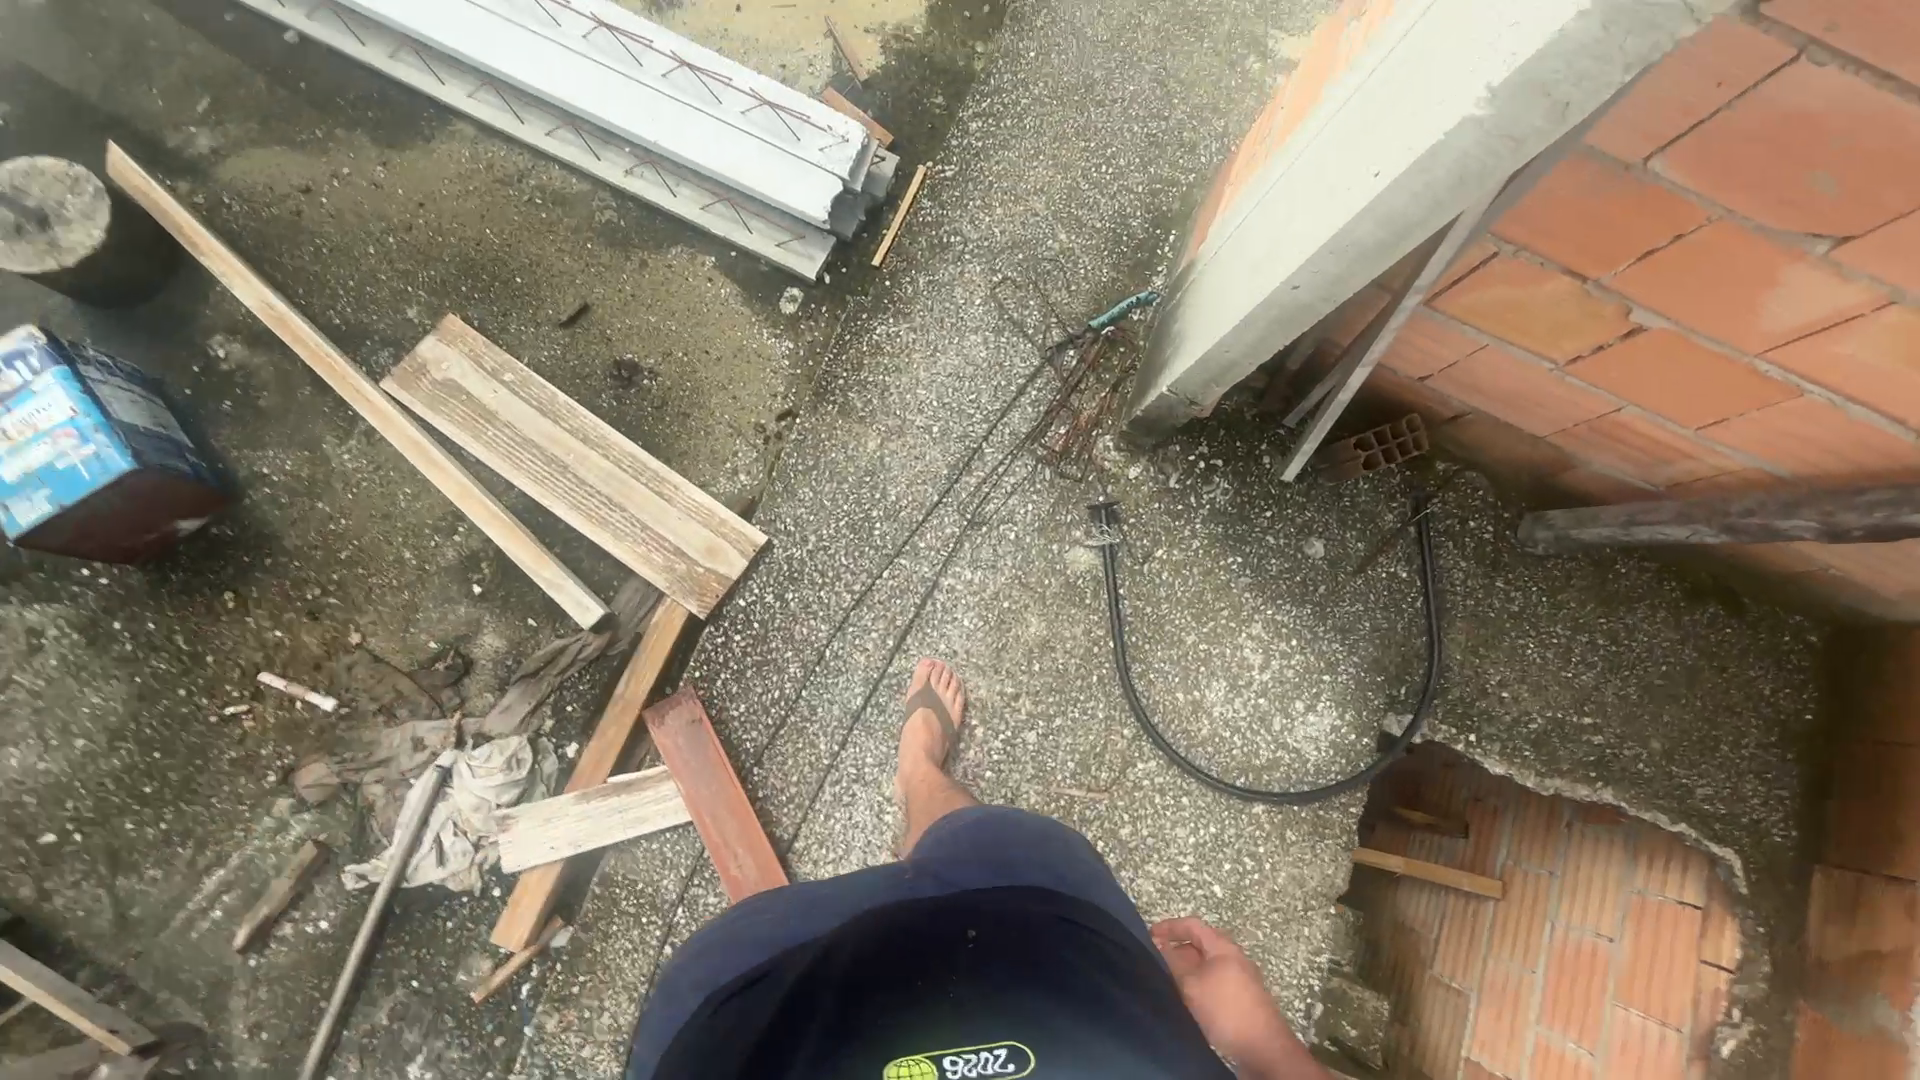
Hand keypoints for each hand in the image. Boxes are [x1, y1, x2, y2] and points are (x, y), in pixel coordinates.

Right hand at [1151, 917, 1309, 1075]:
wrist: (1265, 1050)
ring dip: (1187, 969)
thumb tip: (1159, 943)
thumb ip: (1173, 961)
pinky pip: (1215, 982)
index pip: (1192, 925)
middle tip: (1156, 960)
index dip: (1169, 927)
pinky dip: (1198, 984)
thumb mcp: (1191, 984)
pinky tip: (1189, 1000)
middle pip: (1201, 944)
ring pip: (1207, 965)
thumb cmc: (1226, 1009)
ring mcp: (1242, 979)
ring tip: (1168, 982)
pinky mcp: (1244, 999)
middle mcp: (1234, 957)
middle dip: (1177, 948)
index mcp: (1223, 947)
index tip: (1148, 936)